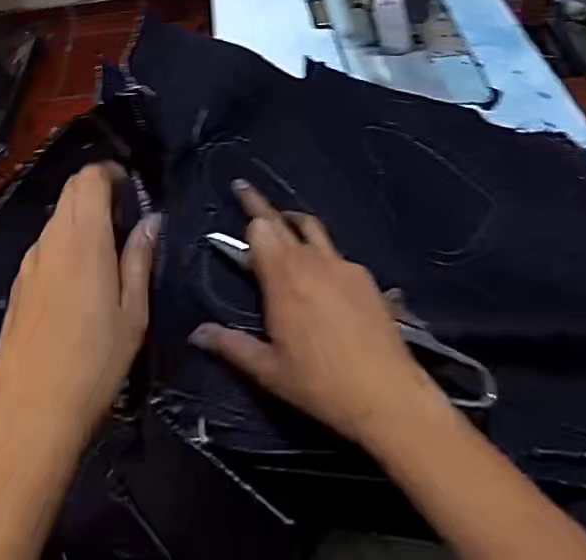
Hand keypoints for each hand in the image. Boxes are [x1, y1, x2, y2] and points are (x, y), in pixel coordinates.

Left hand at [0, 162, 160, 457]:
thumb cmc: (94, 364)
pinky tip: (80, 282)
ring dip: (82, 220)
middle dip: (98, 191)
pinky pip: (45, 248)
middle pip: (70, 193)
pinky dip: (65, 245)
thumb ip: (140, 258)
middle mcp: (50, 243)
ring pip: (56, 220)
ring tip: (109, 252)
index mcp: (83, 240)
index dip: (111, 173)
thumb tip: (150, 221)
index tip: (132, 188)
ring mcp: (28, 265)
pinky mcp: (17, 288)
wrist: (30, 419)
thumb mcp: (133, 313)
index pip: (88, 179)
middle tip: (127, 217)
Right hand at [190, 180, 445, 448]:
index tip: (236, 202)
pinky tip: (320, 273)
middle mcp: (312, 262)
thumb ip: (231, 346)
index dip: (247, 218)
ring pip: (313, 229)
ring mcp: (342, 266)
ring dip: (293, 222)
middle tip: (245, 190)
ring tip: (283, 222)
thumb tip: (197, 333)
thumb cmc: (320, 384)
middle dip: (261, 206)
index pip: (261, 229)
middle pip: (283, 222)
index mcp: (283, 279)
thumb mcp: (269, 371)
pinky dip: (320, 251)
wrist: (388, 394)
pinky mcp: (365, 277)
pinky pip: (335, 253)